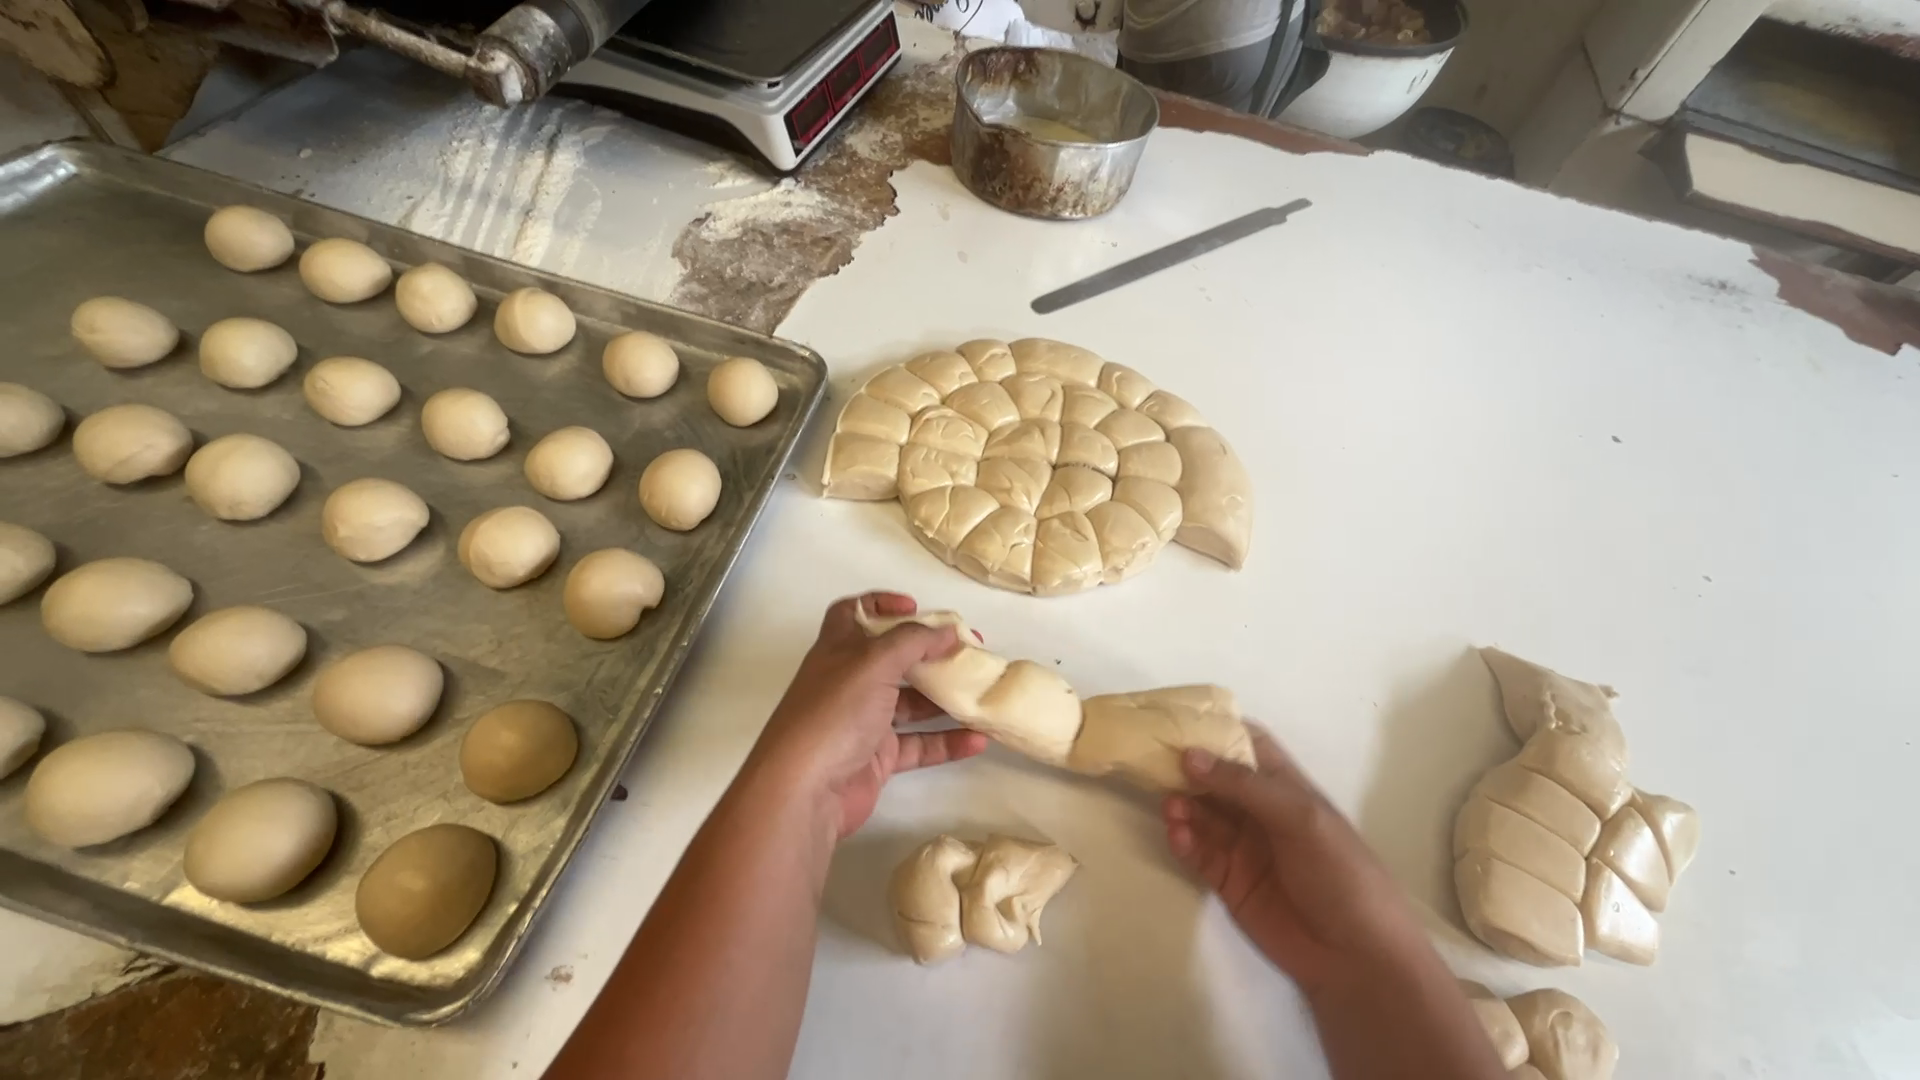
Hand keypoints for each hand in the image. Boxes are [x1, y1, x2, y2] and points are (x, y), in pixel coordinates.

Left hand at [749, 592, 987, 838]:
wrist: (804, 791)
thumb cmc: (835, 712)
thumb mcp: (873, 662)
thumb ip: (914, 641)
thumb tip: (947, 631)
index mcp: (839, 649)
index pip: (854, 613)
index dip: (882, 604)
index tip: (916, 608)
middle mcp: (850, 681)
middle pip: (893, 658)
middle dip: (930, 653)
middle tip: (967, 652)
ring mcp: (863, 721)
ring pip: (910, 702)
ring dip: (945, 697)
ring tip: (981, 692)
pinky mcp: (877, 757)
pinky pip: (919, 744)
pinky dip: (947, 741)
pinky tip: (978, 738)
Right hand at [1163, 730, 1427, 997]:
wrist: (1356, 957)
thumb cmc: (1340, 873)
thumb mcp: (1300, 818)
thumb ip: (1244, 785)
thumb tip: (1189, 755)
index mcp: (1285, 787)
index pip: (1246, 745)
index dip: (1216, 730)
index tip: (1177, 720)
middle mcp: (1259, 811)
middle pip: (1214, 778)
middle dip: (1185, 769)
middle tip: (1154, 763)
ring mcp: (1242, 846)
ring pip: (1201, 814)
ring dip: (1182, 805)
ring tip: (1170, 808)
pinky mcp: (1227, 880)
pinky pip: (1197, 851)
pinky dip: (1184, 840)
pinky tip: (1178, 836)